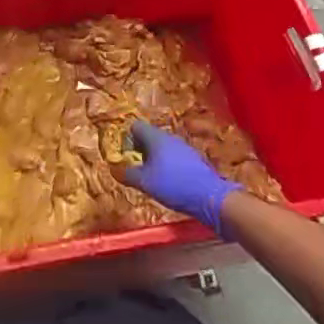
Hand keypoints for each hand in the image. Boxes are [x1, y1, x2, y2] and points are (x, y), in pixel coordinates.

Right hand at [123, 121, 238, 237]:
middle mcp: (169, 138)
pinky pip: (173, 156)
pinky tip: (168, 181)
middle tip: (135, 167)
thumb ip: (127, 174)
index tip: (125, 154)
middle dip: (139, 149)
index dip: (127, 138)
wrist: (209, 196)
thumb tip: (115, 169)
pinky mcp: (193, 159)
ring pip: (162, 147)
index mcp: (156, 138)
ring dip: (153, 158)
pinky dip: (166, 164)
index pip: (136, 126)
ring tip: (150, 176)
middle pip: (149, 136)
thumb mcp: (144, 182)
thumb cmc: (172, 184)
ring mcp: (183, 147)